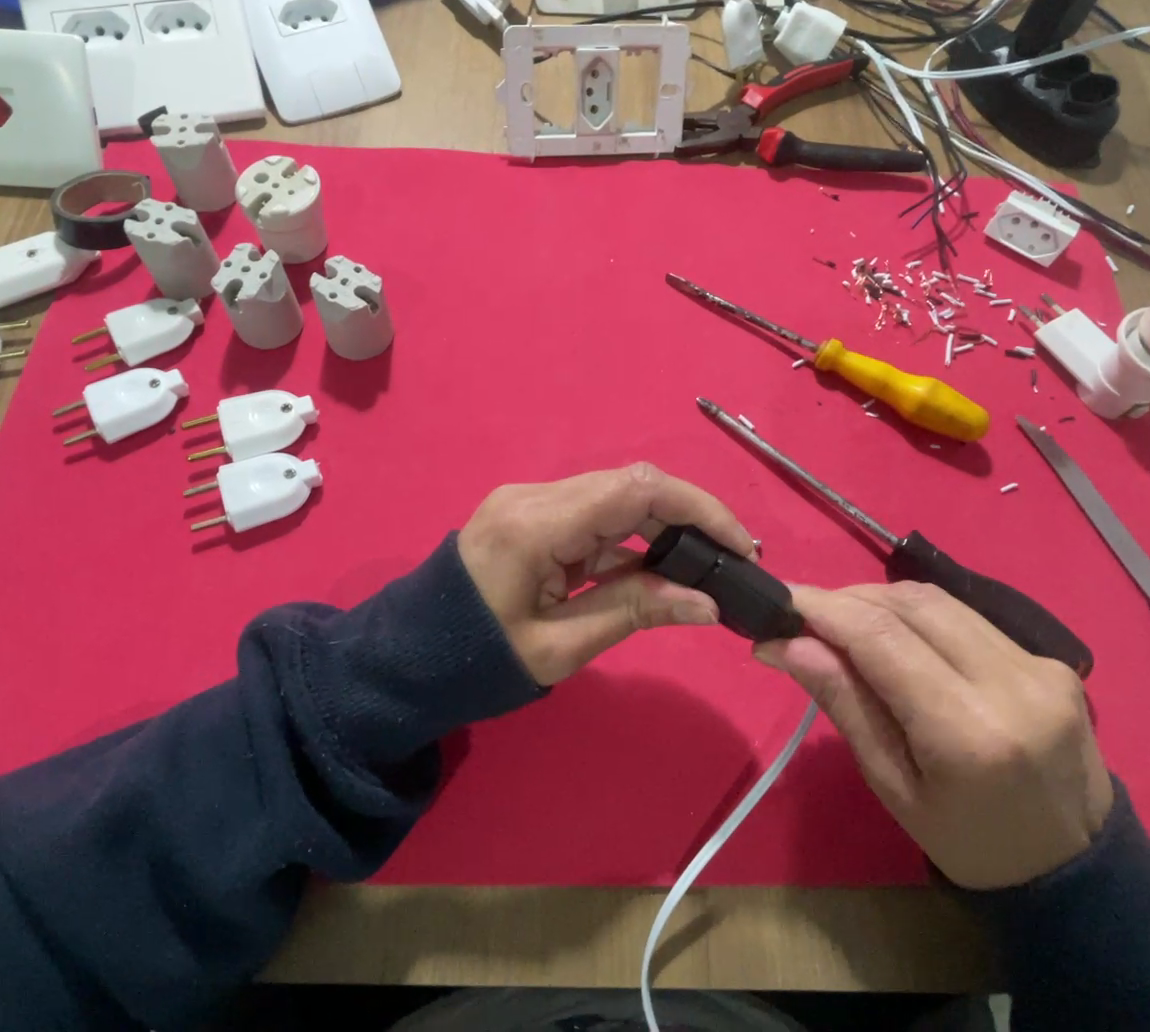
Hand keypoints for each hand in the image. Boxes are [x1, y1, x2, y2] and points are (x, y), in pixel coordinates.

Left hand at [458, 463, 754, 686]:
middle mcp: (532, 496)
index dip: (698, 508)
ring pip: (613, 498)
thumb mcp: (560, 647)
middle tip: (727, 565)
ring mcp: (527, 501)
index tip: (740, 545)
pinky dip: (627, 540)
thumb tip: (707, 603)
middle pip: (628, 487)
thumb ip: (633, 612)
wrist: (409, 658)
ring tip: (699, 571)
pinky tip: (653, 572)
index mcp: (535, 525)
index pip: (635, 490)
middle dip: (686, 520)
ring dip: (659, 529)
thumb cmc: (477, 662)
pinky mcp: (527, 514)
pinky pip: (591, 516)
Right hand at [755, 582, 1112, 889]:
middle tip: (802, 616)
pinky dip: (919, 616)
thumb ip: (843, 704)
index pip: (882, 637)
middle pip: (911, 604)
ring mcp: (1041, 666)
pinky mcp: (1053, 660)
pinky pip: (969, 617)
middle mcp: (1011, 683)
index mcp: (968, 731)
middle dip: (847, 598)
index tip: (778, 602)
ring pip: (941, 601)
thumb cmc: (966, 841)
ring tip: (840, 622)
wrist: (1074, 865)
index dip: (823, 609)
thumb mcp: (891, 785)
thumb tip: (784, 644)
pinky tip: (895, 637)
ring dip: (880, 600)